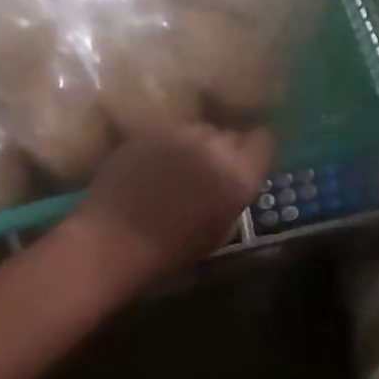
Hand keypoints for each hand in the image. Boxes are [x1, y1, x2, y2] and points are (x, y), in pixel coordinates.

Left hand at [59, 124, 274, 287]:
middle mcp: (214, 146)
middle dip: (222, 149)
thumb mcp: (218, 232)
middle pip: (229, 133)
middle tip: (207, 170)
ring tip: (176, 166)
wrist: (115, 240)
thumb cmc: (171, 251)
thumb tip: (229, 183)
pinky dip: (164, 144)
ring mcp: (179, 133)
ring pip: (196, 128)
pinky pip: (166, 131)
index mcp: (240, 175)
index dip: (254, 150)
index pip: (264, 140)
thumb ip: (231, 198)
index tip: (245, 161)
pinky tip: (151, 166)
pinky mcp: (148, 130)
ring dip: (193, 143)